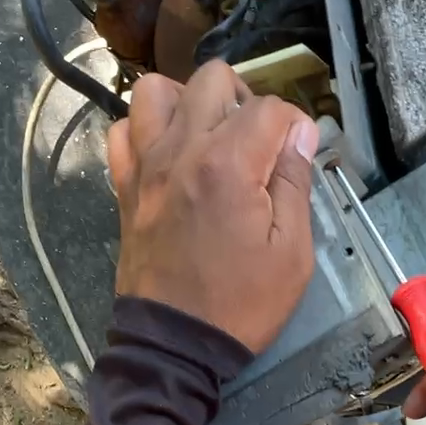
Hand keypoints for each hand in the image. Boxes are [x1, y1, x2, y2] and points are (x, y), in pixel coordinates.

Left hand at [107, 63, 320, 352]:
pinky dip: (146, 129)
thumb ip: (295, 186)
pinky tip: (169, 154)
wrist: (175, 345)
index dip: (295, 125)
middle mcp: (182, 150)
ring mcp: (147, 167)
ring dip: (189, 102)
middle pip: (214, 80)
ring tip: (209, 136)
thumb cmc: (240, 306)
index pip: (270, 108)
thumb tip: (300, 135)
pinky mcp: (126, 188)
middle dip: (246, 99)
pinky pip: (124, 131)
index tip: (301, 153)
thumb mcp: (292, 255)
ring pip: (158, 91)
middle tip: (258, 141)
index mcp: (230, 164)